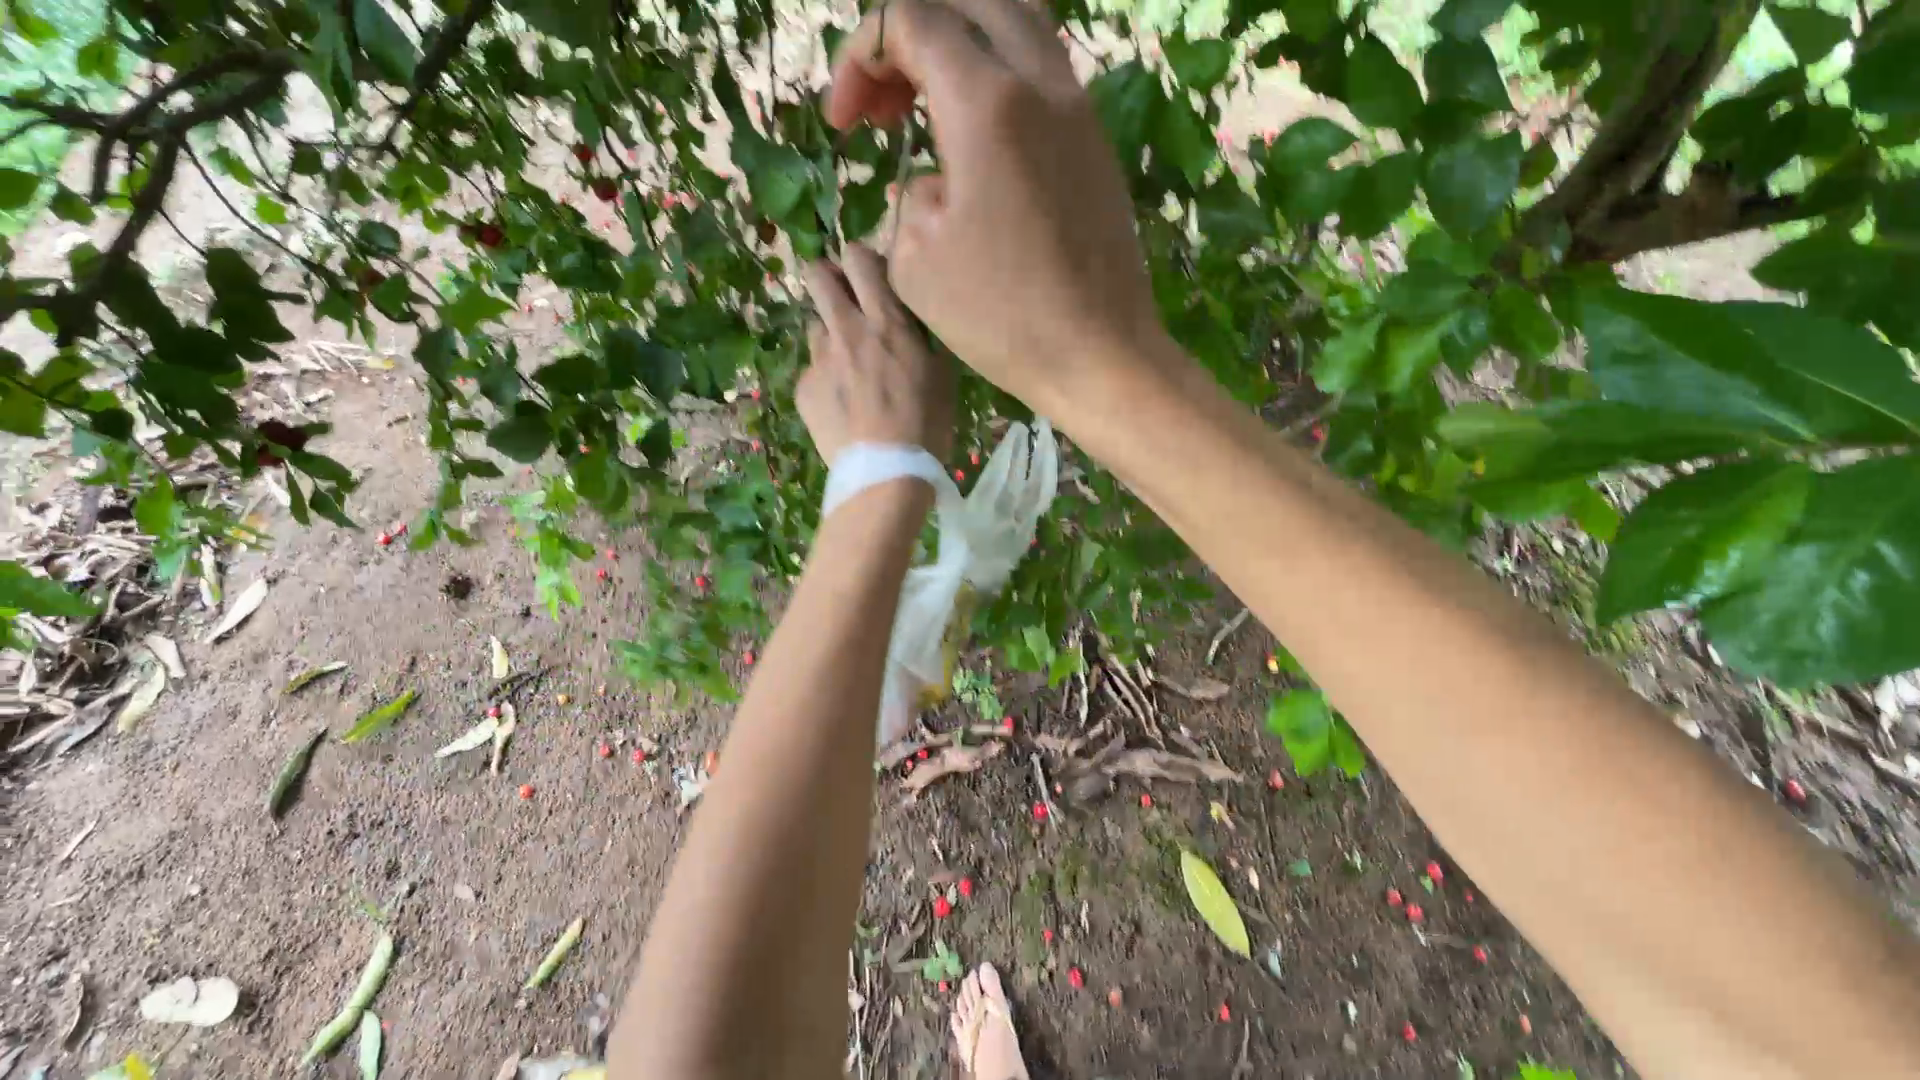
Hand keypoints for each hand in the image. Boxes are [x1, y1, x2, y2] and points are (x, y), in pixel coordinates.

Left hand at [797, 243, 953, 466]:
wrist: (886, 473)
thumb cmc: (926, 424)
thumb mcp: (942, 372)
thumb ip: (920, 334)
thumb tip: (909, 316)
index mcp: (886, 320)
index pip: (857, 256)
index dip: (861, 261)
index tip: (871, 280)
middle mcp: (847, 330)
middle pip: (817, 274)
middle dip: (829, 280)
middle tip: (846, 304)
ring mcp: (819, 359)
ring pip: (815, 325)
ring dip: (830, 335)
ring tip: (850, 368)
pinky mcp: (804, 388)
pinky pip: (812, 370)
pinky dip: (826, 380)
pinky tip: (844, 406)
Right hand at [825, 0, 1173, 418]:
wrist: (1097, 354)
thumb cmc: (1000, 316)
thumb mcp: (915, 258)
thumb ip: (911, 191)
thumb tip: (937, 180)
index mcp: (988, 104)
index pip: (910, 19)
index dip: (859, 57)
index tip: (844, 126)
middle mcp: (1041, 84)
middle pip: (967, 3)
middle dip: (907, 37)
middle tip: (881, 104)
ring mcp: (1077, 109)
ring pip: (1015, 25)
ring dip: (957, 48)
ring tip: (924, 109)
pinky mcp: (1094, 141)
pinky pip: (1041, 71)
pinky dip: (996, 80)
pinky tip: (971, 142)